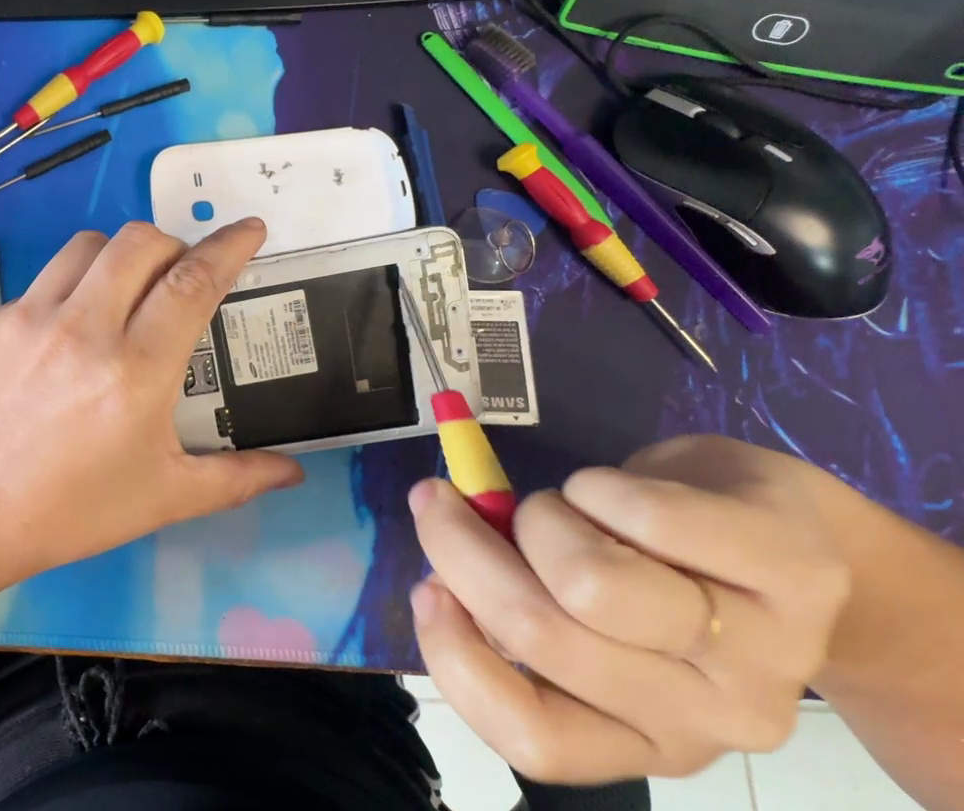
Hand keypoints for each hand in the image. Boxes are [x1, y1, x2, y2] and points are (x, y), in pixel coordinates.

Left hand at [0, 220, 303, 578]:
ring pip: (88, 245)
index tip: (249, 228)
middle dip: (175, 245)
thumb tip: (294, 470)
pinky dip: (73, 287)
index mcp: (134, 372)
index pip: (192, 283)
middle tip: (183, 276)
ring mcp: (31, 319)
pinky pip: (45, 279)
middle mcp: (83, 330)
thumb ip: (237, 477)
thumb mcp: (164, 498)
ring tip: (129, 291)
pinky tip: (72, 331)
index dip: (228, 247)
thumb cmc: (72, 510)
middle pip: (140, 243)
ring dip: (121, 255)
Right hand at [410, 436, 852, 781]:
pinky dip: (597, 484)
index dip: (457, 658)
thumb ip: (513, 600)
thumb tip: (441, 551)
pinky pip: (649, 518)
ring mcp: (766, 655)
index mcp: (644, 740)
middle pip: (541, 632)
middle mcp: (712, 719)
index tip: (426, 589)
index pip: (535, 738)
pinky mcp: (796, 575)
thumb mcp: (572, 608)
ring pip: (590, 582)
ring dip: (539, 518)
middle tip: (438, 500)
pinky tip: (607, 488)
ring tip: (551, 505)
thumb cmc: (650, 576)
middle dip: (461, 546)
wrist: (787, 542)